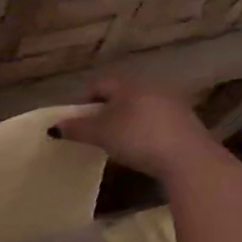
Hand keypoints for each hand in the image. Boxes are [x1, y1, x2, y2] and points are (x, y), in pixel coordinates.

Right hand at [54, 77, 227, 181]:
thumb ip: (77, 128)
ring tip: (119, 142)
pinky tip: (143, 148)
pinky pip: (157, 120)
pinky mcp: (186, 122)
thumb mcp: (101, 135)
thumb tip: (54, 126)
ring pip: (141, 107)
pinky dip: (145, 130)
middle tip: (96, 132)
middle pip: (121, 95)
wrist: (187, 158)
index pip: (100, 84)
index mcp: (128, 84)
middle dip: (107, 111)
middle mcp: (151, 86)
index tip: (78, 121)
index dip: (85, 101)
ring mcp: (172, 103)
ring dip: (127, 120)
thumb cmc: (138, 139)